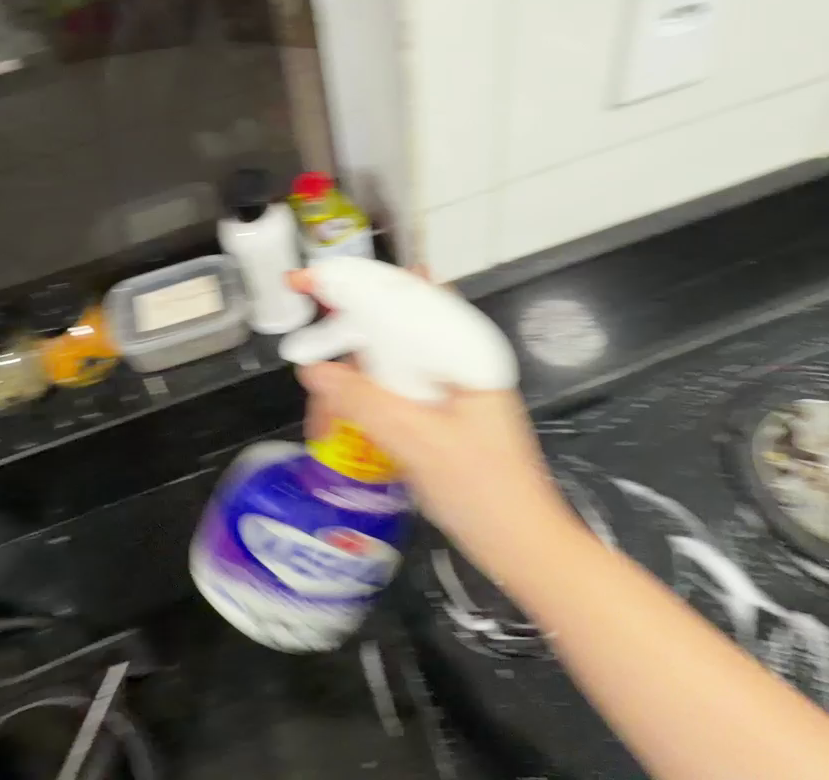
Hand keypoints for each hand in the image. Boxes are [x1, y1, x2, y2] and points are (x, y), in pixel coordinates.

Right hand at [287, 269, 583, 576]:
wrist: (524, 547)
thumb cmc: (486, 495)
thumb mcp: (421, 444)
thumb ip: (367, 403)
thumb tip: (315, 371)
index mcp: (465, 350)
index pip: (403, 297)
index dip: (353, 284)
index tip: (307, 281)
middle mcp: (458, 358)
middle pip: (390, 325)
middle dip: (343, 342)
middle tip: (305, 360)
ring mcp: (450, 385)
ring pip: (387, 360)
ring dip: (351, 381)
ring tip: (324, 416)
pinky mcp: (441, 411)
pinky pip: (394, 389)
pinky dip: (365, 401)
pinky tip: (344, 423)